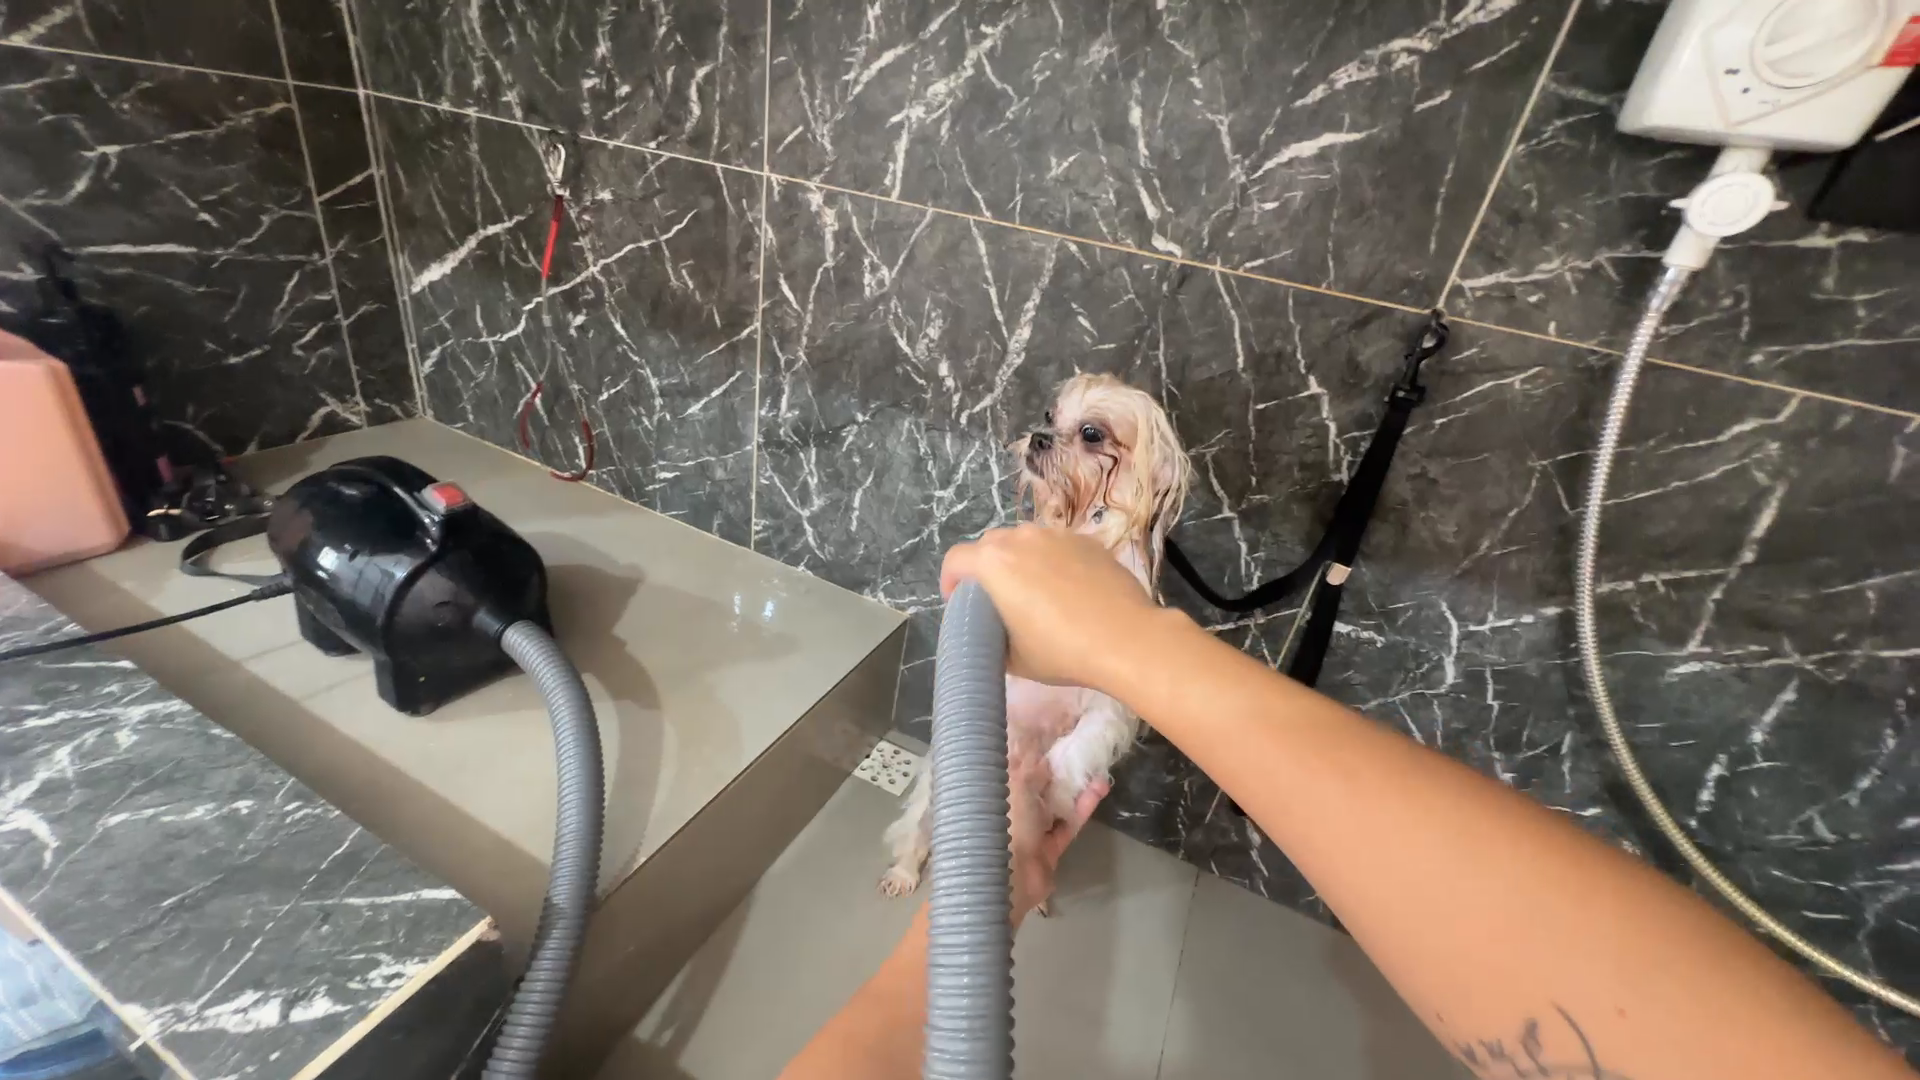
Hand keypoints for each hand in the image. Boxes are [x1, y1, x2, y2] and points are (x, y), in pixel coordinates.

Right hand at [939, 525, 1176, 691]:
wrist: (1125, 639)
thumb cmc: (1061, 650)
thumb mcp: (1014, 658)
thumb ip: (993, 639)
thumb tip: (996, 636)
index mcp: (994, 562)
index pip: (955, 560)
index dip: (949, 582)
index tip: (958, 603)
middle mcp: (1022, 538)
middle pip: (990, 545)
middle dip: (985, 569)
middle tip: (996, 600)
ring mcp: (1058, 535)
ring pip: (1027, 542)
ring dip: (1021, 562)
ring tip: (1034, 592)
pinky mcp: (1088, 541)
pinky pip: (1059, 547)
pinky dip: (1054, 562)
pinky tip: (1070, 591)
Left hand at [1008, 757, 1107, 925]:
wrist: (1012, 877)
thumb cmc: (1009, 823)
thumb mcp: (1019, 787)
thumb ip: (1033, 771)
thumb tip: (1046, 760)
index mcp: (1001, 792)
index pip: (1018, 767)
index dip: (1035, 752)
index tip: (1055, 736)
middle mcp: (1016, 809)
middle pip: (1041, 785)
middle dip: (1060, 769)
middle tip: (1081, 749)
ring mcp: (1034, 829)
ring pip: (1058, 803)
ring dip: (1077, 787)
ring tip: (1098, 767)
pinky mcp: (1051, 847)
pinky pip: (1069, 823)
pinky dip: (1083, 807)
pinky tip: (1099, 790)